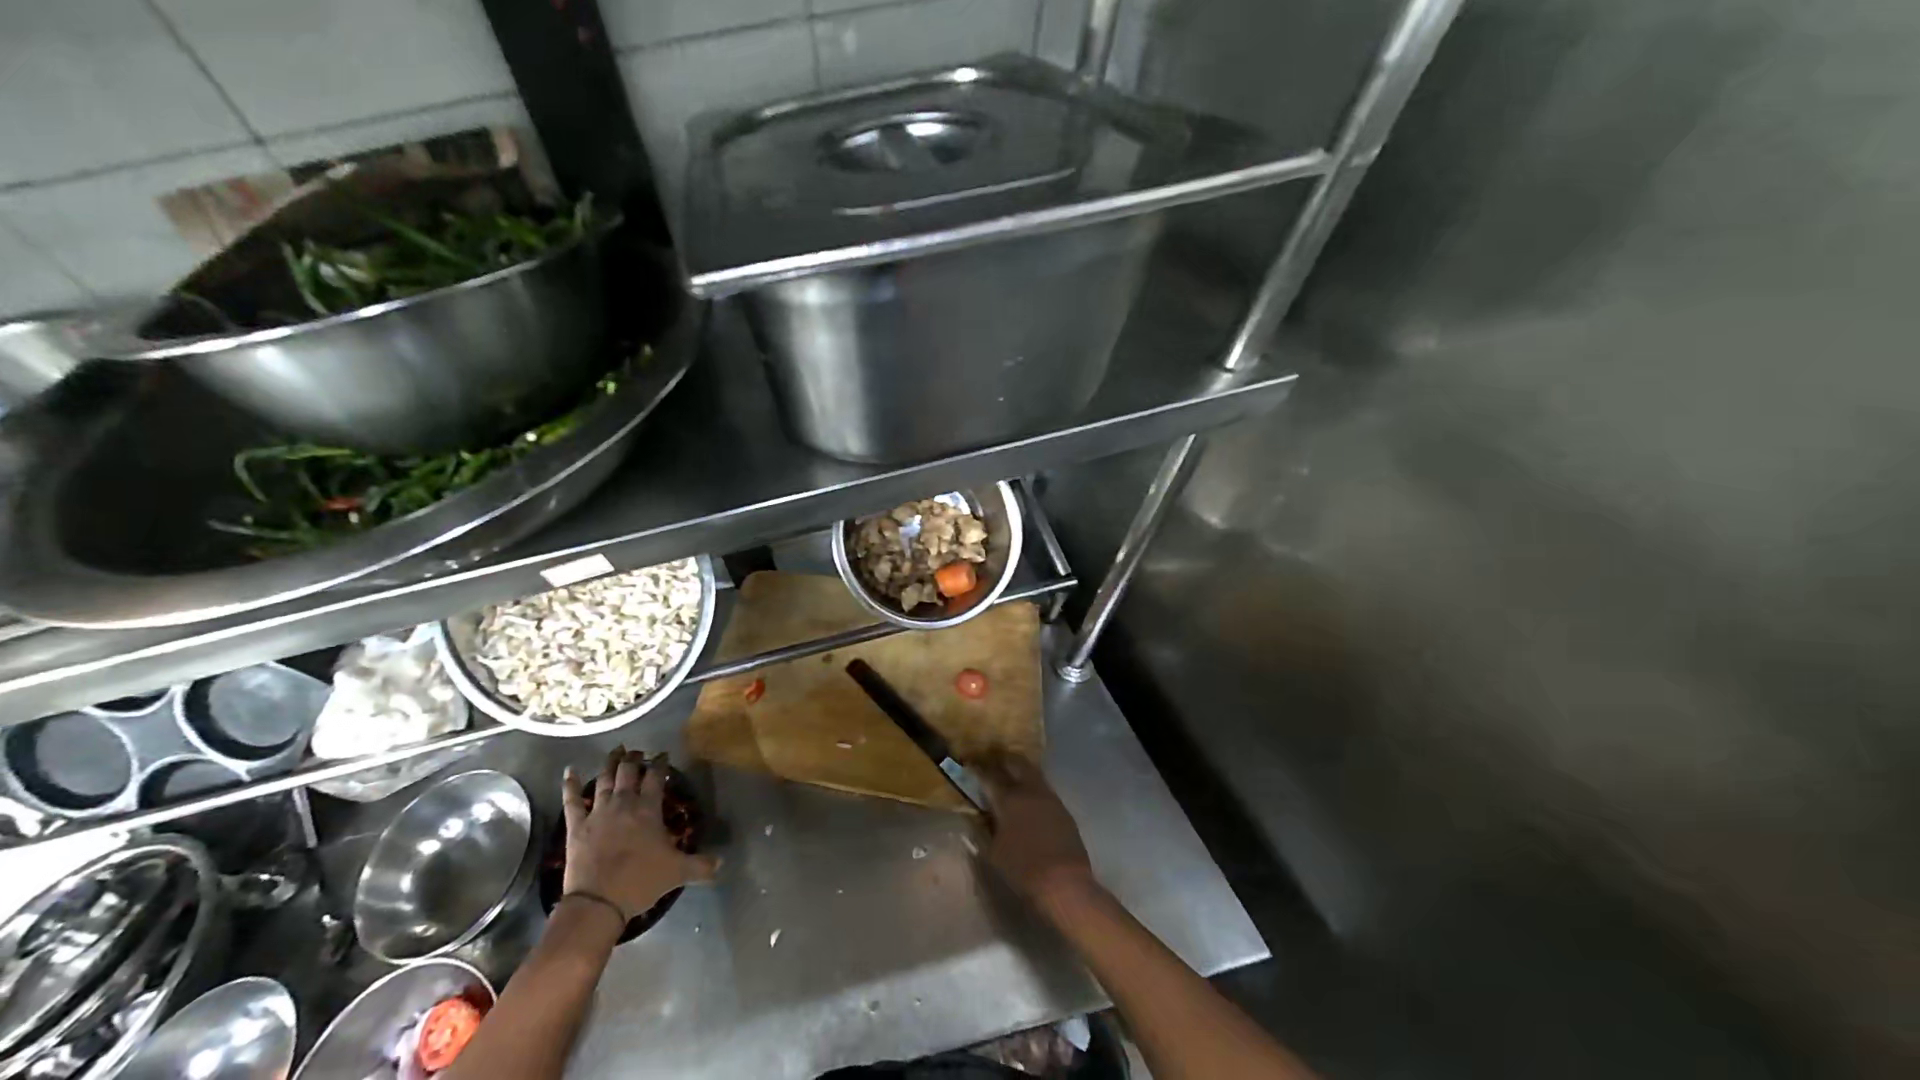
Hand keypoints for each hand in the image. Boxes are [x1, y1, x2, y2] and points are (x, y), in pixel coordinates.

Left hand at [561, 748, 717, 924]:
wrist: (598, 901)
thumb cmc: (641, 881)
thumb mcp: (678, 872)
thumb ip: (701, 865)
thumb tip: (721, 863)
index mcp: (648, 809)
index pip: (656, 776)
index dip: (660, 763)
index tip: (663, 755)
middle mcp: (623, 803)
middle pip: (628, 771)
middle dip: (634, 758)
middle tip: (637, 752)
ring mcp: (598, 812)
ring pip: (604, 779)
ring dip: (610, 763)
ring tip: (615, 751)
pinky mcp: (576, 825)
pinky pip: (572, 800)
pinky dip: (570, 784)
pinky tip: (570, 770)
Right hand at [978, 753, 1098, 913]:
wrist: (1064, 882)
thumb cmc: (1022, 869)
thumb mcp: (993, 852)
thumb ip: (983, 829)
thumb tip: (978, 815)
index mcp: (1009, 799)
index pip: (989, 775)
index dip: (978, 767)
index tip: (970, 763)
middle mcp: (1030, 791)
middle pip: (1016, 763)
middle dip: (1002, 759)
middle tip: (991, 760)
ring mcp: (1050, 798)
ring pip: (1033, 773)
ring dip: (1020, 770)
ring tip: (1009, 774)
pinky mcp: (1063, 809)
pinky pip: (1044, 788)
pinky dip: (1032, 786)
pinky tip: (1028, 797)